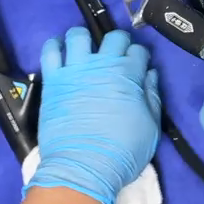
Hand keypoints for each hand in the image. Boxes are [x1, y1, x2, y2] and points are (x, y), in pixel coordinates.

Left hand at [27, 28, 161, 203]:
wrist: (83, 167)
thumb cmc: (122, 151)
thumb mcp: (150, 127)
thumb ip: (152, 97)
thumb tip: (150, 74)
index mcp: (129, 75)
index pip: (138, 51)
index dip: (140, 57)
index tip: (138, 65)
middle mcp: (103, 65)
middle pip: (113, 38)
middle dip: (118, 43)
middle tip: (115, 56)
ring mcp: (75, 69)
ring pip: (79, 36)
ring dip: (85, 38)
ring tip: (85, 49)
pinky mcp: (53, 79)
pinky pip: (50, 51)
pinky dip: (55, 46)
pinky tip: (59, 50)